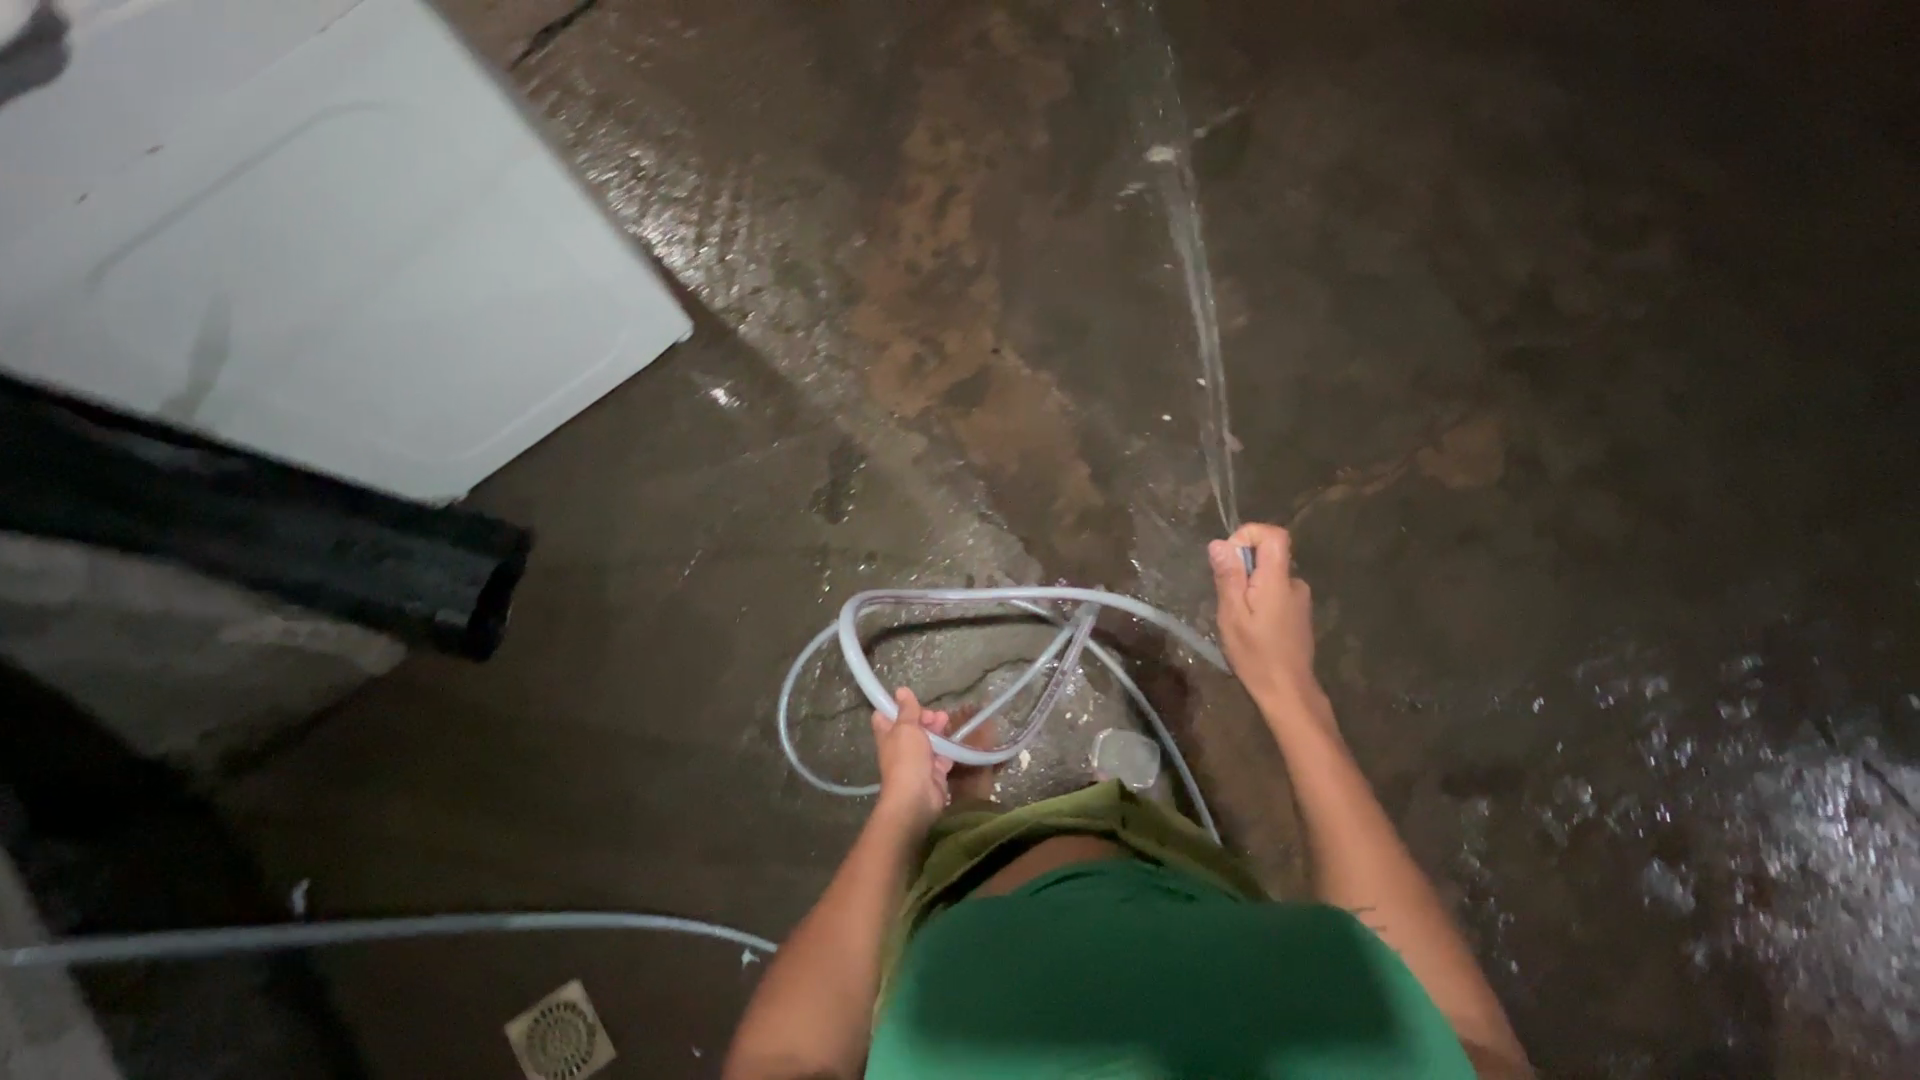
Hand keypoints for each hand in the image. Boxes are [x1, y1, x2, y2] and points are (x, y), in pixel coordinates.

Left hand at [870, 688, 954, 833]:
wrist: (917, 797)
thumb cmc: (907, 758)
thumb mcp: (906, 727)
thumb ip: (907, 709)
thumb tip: (901, 690)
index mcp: (888, 735)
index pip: (885, 716)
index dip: (895, 708)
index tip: (910, 702)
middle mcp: (900, 747)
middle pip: (912, 727)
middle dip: (924, 718)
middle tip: (936, 716)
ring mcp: (917, 760)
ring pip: (928, 741)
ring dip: (938, 731)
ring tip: (946, 722)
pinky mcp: (933, 772)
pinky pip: (941, 757)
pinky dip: (948, 750)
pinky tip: (954, 742)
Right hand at [1208, 524, 1332, 730]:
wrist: (1288, 692)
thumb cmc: (1256, 655)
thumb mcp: (1232, 615)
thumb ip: (1228, 577)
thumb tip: (1220, 543)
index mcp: (1278, 580)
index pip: (1274, 535)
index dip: (1249, 535)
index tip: (1228, 559)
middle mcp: (1294, 583)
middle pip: (1268, 555)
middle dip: (1241, 569)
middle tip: (1226, 601)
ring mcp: (1300, 599)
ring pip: (1269, 577)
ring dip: (1248, 589)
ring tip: (1237, 620)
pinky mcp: (1299, 614)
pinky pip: (1275, 593)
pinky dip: (1259, 601)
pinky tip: (1252, 629)